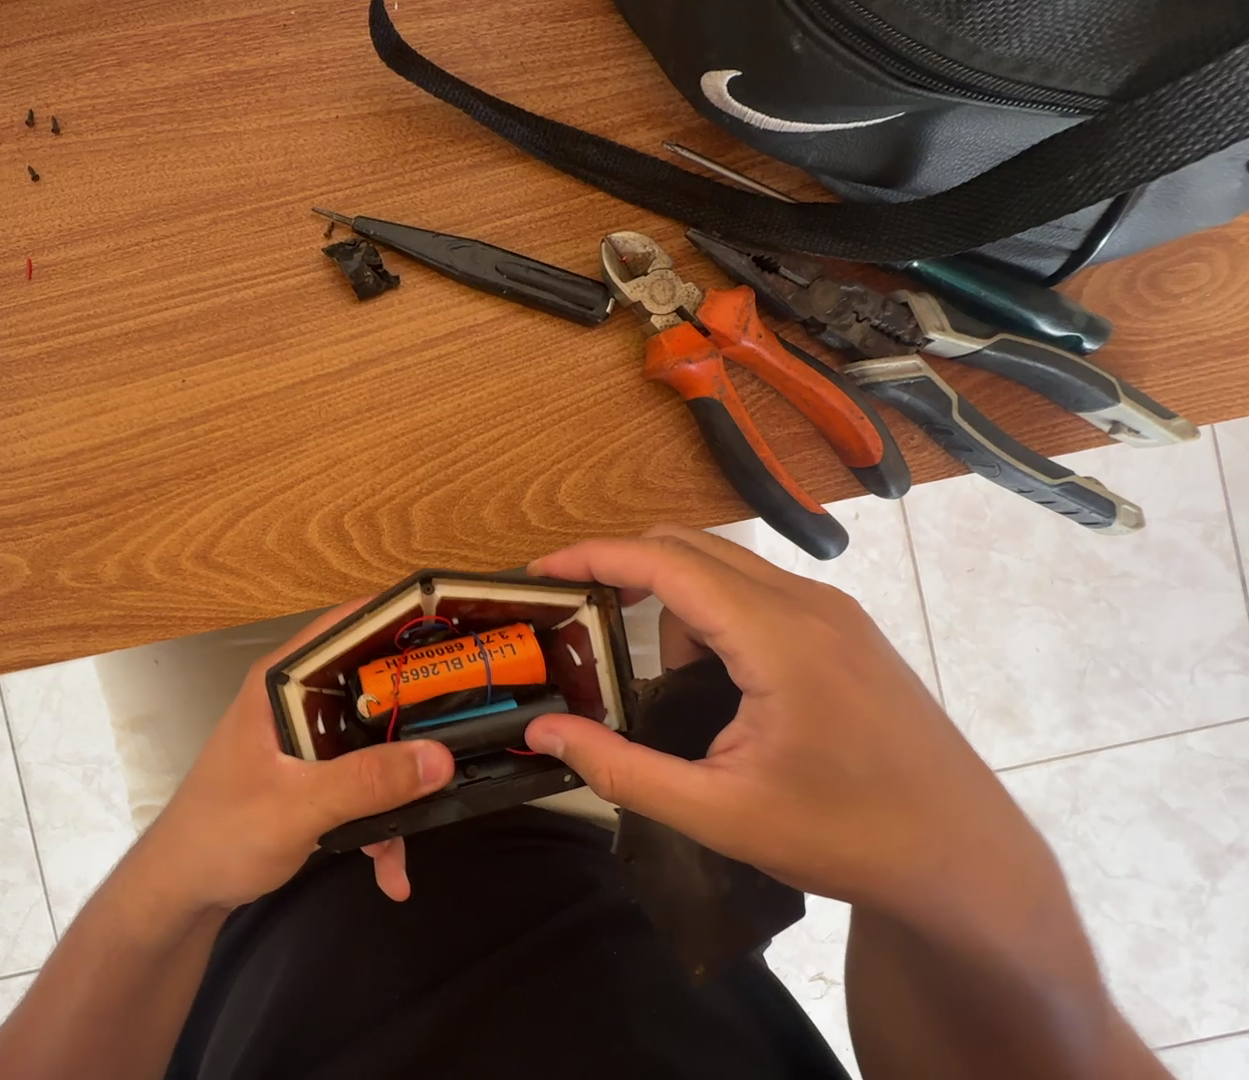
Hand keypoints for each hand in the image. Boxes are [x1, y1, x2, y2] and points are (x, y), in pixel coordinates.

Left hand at [134, 603, 455, 912]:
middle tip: (474, 720)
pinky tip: (392, 872)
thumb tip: (441, 758)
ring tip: (430, 820)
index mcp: (282, 683)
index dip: (397, 618)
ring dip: (400, 787)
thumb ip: (367, 782)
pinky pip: (362, 786)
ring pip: (373, 742)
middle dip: (418, 710)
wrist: (183, 891)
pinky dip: (380, 824)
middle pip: (371, 685)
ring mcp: (308, 743)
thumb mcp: (297, 806)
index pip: (344, 626)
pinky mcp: (315, 780)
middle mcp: (297, 703)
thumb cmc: (222, 833)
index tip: (455, 625)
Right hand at [523, 526, 1058, 923]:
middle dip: (623, 570)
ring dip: (671, 602)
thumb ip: (618, 768)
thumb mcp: (715, 812)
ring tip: (670, 684)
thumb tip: (541, 731)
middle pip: (689, 546)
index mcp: (779, 638)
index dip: (593, 556)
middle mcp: (809, 604)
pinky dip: (709, 615)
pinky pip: (753, 591)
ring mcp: (834, 613)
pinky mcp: (845, 630)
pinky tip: (718, 682)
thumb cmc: (845, 837)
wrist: (968, 863)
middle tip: (577, 614)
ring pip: (721, 568)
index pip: (666, 562)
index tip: (541, 571)